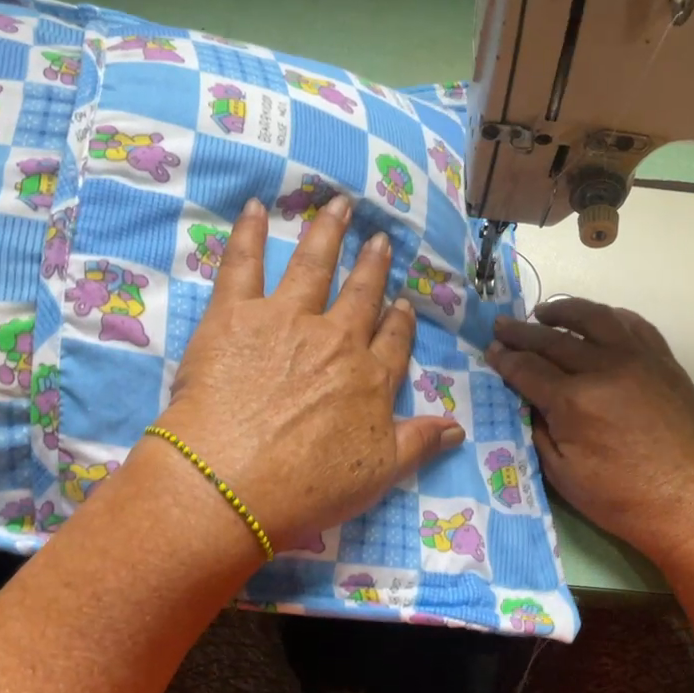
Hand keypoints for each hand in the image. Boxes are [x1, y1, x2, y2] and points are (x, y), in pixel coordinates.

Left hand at [156, 194, 463, 551]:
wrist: (235, 480)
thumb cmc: (310, 486)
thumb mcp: (379, 474)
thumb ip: (419, 445)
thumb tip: (458, 429)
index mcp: (371, 380)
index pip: (393, 342)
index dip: (400, 321)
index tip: (403, 303)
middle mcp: (336, 340)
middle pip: (360, 295)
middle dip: (371, 266)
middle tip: (379, 240)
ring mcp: (287, 320)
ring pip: (314, 265)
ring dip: (328, 233)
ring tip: (338, 205)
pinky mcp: (236, 314)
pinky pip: (243, 263)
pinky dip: (248, 232)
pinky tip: (255, 207)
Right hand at [487, 298, 693, 564]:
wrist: (688, 501)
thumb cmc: (620, 498)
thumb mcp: (562, 475)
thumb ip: (539, 431)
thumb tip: (527, 402)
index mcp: (574, 401)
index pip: (528, 369)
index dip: (505, 360)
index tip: (491, 352)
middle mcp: (605, 368)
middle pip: (554, 339)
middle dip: (523, 333)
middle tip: (502, 326)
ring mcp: (639, 359)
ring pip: (596, 318)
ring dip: (565, 311)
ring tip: (545, 312)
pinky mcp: (664, 362)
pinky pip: (634, 325)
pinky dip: (610, 317)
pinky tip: (598, 321)